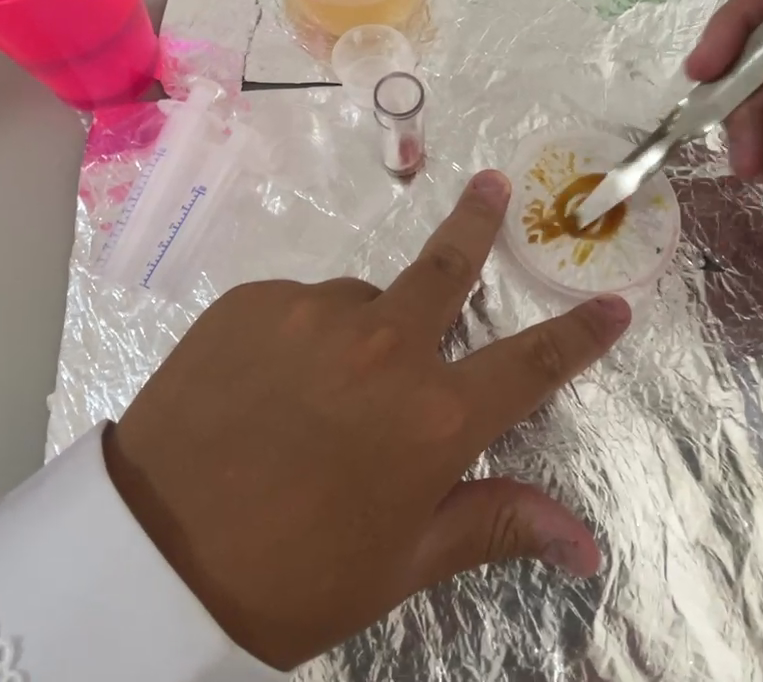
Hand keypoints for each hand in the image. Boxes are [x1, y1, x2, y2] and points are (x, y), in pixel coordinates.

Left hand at [104, 171, 630, 668]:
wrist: (148, 558)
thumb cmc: (290, 577)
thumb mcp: (402, 560)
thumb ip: (496, 524)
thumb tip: (588, 546)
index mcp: (433, 418)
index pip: (530, 364)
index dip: (580, 336)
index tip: (613, 304)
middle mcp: (383, 347)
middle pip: (446, 269)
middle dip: (476, 224)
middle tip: (491, 186)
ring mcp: (313, 312)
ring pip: (361, 302)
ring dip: (362, 331)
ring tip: (319, 394)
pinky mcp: (253, 300)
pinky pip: (299, 306)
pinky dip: (301, 334)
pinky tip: (268, 382)